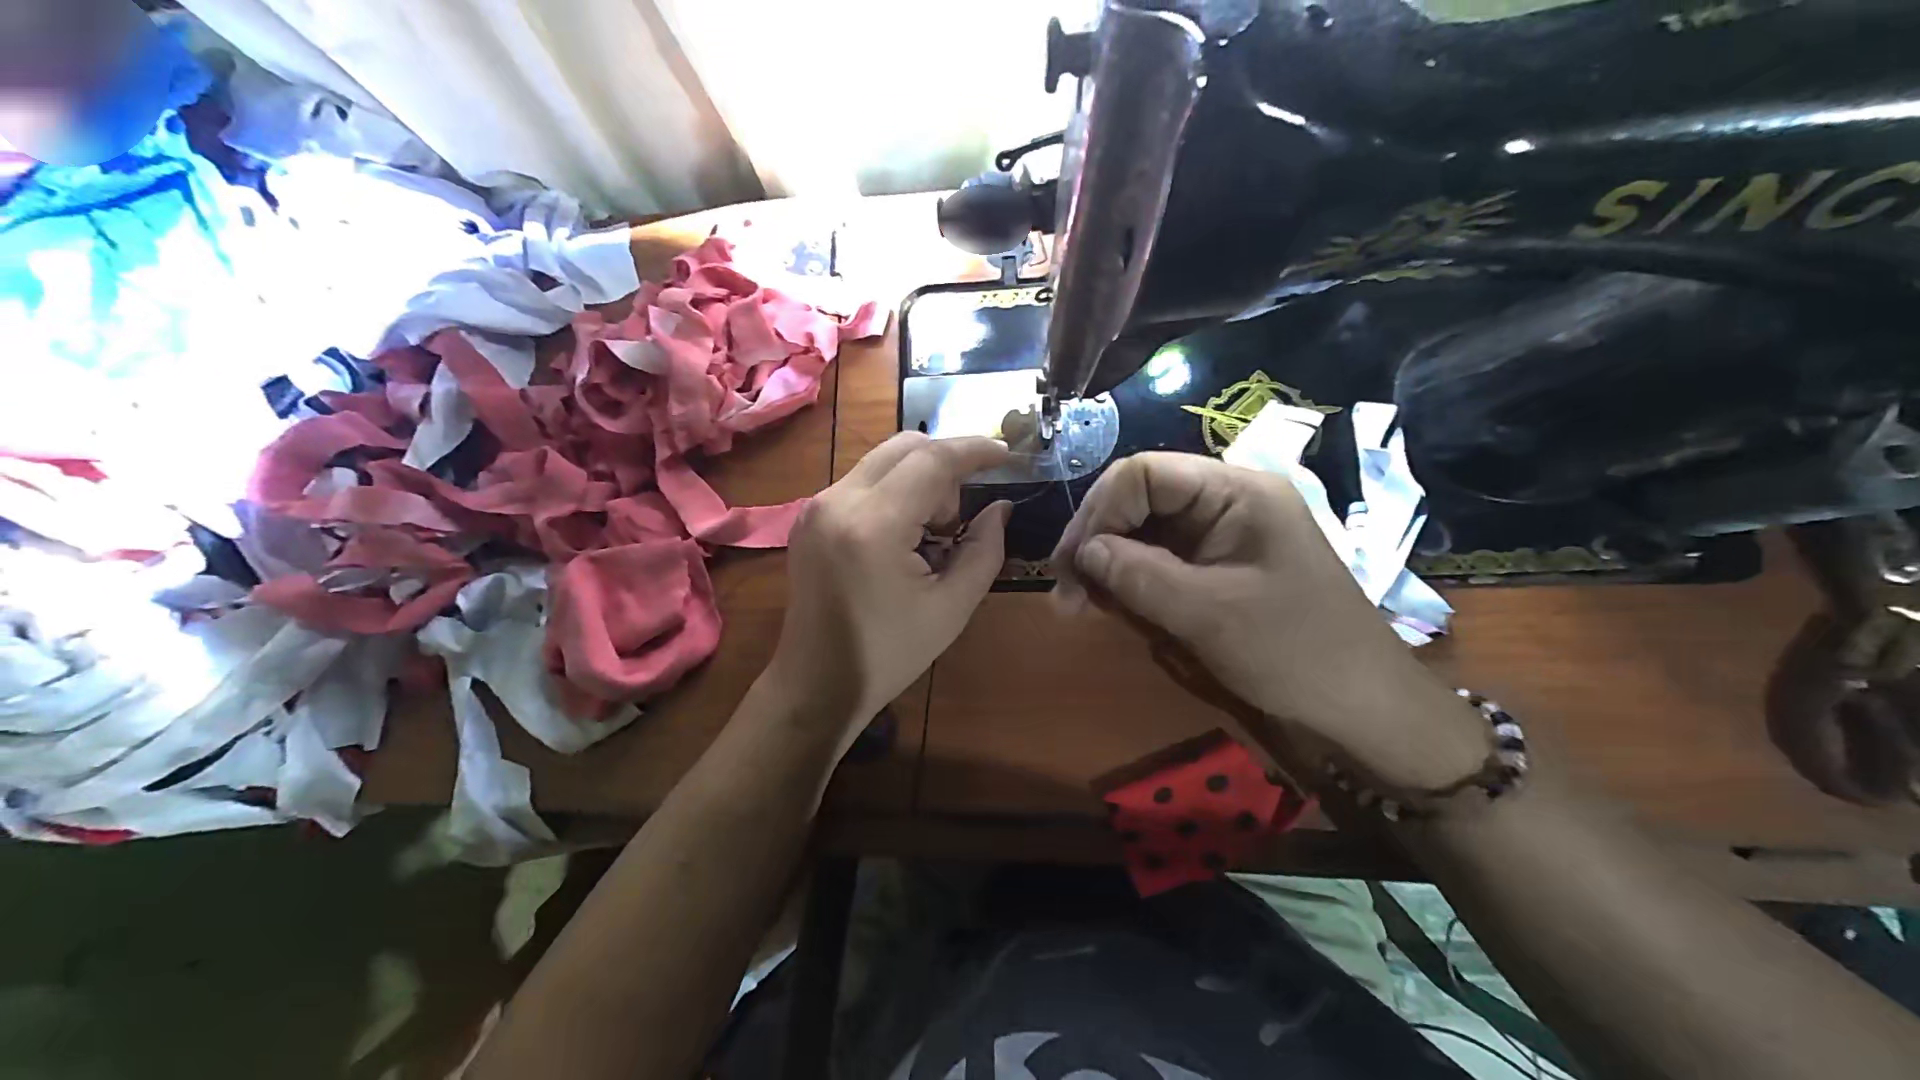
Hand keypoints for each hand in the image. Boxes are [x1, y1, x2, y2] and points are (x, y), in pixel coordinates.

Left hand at [766, 433, 1011, 749]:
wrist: (816, 683)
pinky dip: (896, 492)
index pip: (932, 460)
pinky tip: (904, 538)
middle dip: (946, 466)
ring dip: (920, 480)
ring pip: (884, 461)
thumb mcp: (952, 607)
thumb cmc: (888, 654)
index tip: (1008, 454)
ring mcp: (817, 506)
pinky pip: (864, 481)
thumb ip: (985, 549)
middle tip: (960, 519)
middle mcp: (837, 501)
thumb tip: (1000, 508)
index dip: (975, 450)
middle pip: (905, 447)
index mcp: (873, 525)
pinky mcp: (810, 516)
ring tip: (932, 536)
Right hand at [1051, 452, 1485, 790]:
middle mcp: (1227, 500)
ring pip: (1144, 531)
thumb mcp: (1207, 613)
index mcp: (1235, 491)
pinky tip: (1114, 606)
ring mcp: (1223, 533)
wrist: (1361, 707)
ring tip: (1084, 605)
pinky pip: (1161, 559)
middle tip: (1068, 594)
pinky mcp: (1219, 565)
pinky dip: (1132, 581)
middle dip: (1097, 541)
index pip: (1142, 473)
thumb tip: (1081, 552)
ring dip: (1109, 565)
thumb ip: (1136, 574)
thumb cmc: (1293, 651)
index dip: (1098, 513)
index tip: (1071, 566)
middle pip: (1139, 499)